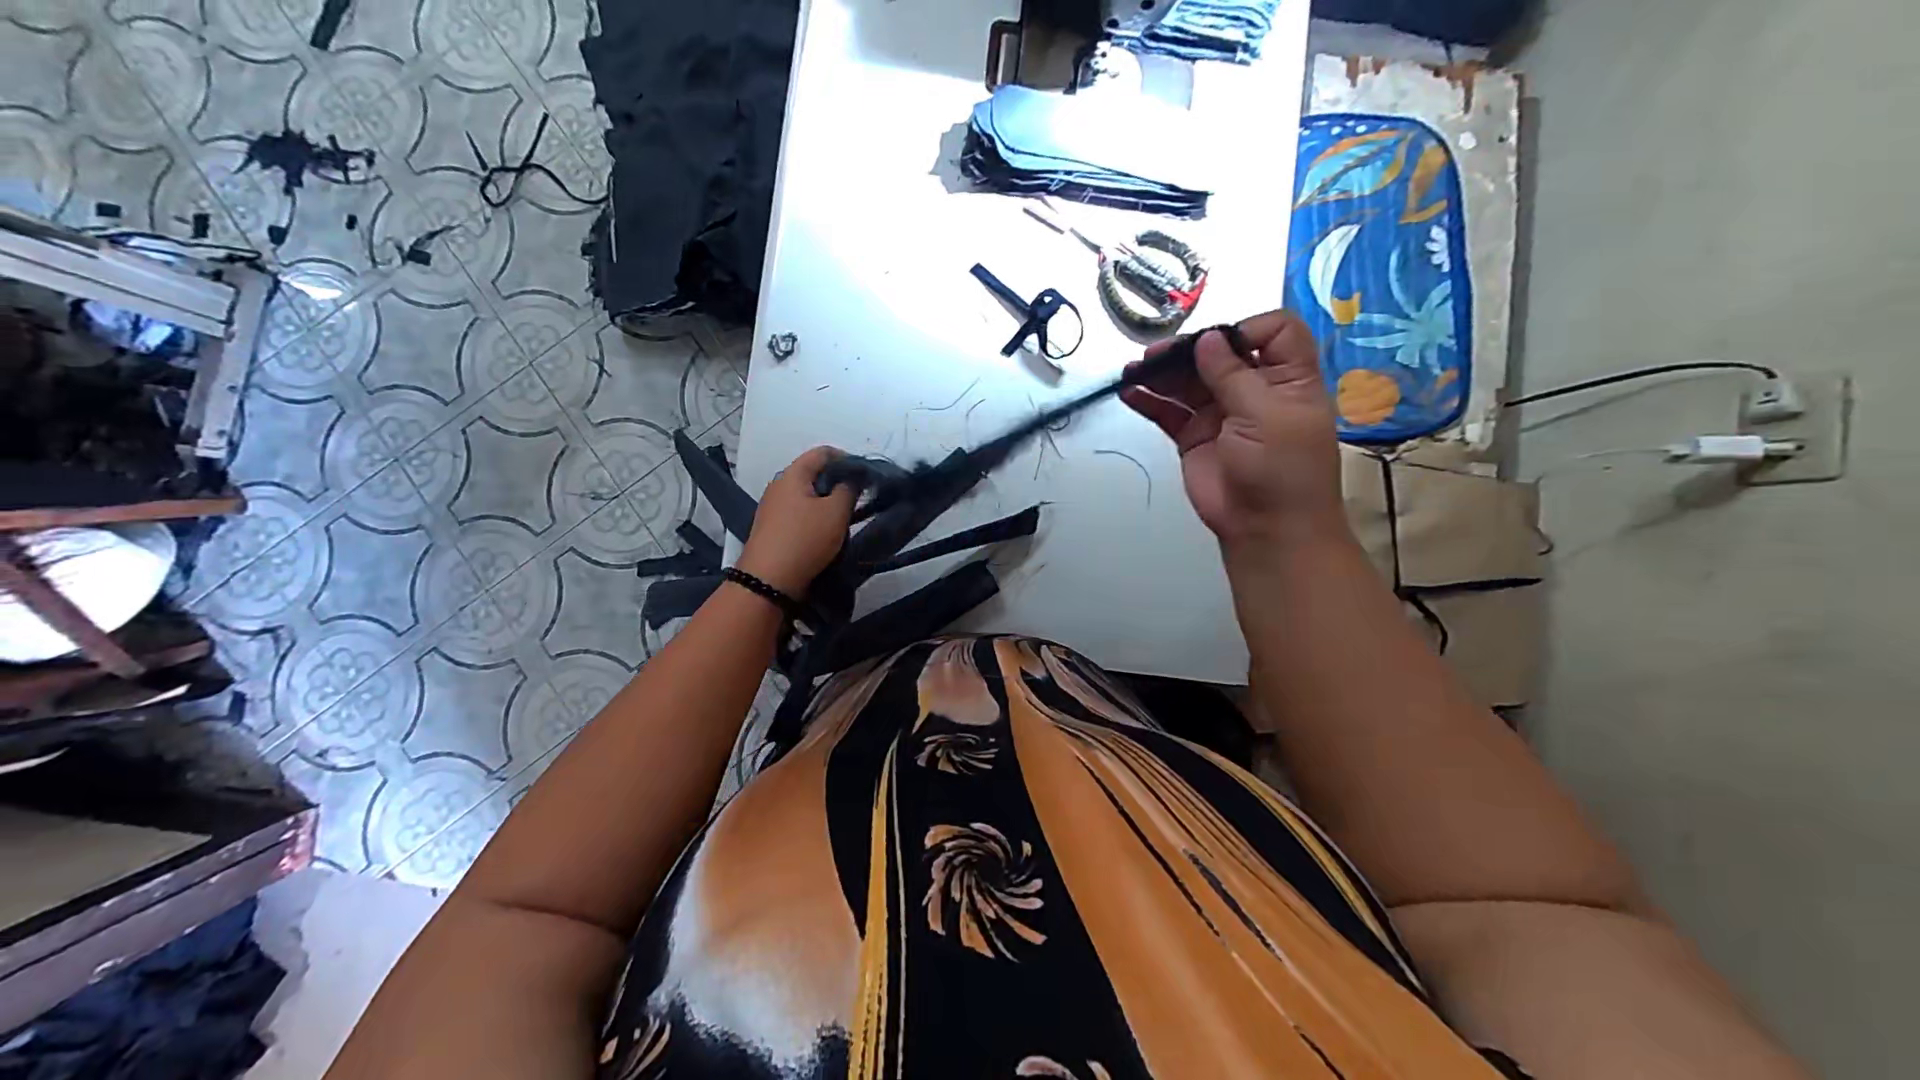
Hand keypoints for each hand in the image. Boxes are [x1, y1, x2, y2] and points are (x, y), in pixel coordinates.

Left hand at [736, 446, 856, 597]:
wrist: (768, 581)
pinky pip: (800, 514)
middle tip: (859, 499)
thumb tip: (852, 479)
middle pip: (814, 474)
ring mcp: (773, 508)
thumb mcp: (836, 512)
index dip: (847, 459)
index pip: (823, 452)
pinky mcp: (773, 529)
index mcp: (792, 474)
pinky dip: (816, 519)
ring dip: (829, 504)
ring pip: (808, 496)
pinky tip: (827, 535)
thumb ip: (849, 489)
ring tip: (846, 520)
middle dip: (839, 483)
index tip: (865, 476)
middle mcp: (779, 486)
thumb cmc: (805, 540)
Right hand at [1120, 311, 1348, 559]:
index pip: (1273, 332)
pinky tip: (1129, 393)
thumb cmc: (1281, 468)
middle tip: (1156, 355)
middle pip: (1218, 354)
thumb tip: (1207, 339)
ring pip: (1188, 381)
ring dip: (1162, 373)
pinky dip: (1149, 401)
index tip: (1214, 343)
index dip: (1245, 329)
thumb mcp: (1264, 414)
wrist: (1266, 527)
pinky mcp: (1194, 436)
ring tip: (1134, 370)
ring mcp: (1220, 413)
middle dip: (1188, 351)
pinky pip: (1168, 411)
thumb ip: (1231, 374)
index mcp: (1288, 377)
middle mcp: (1254, 389)